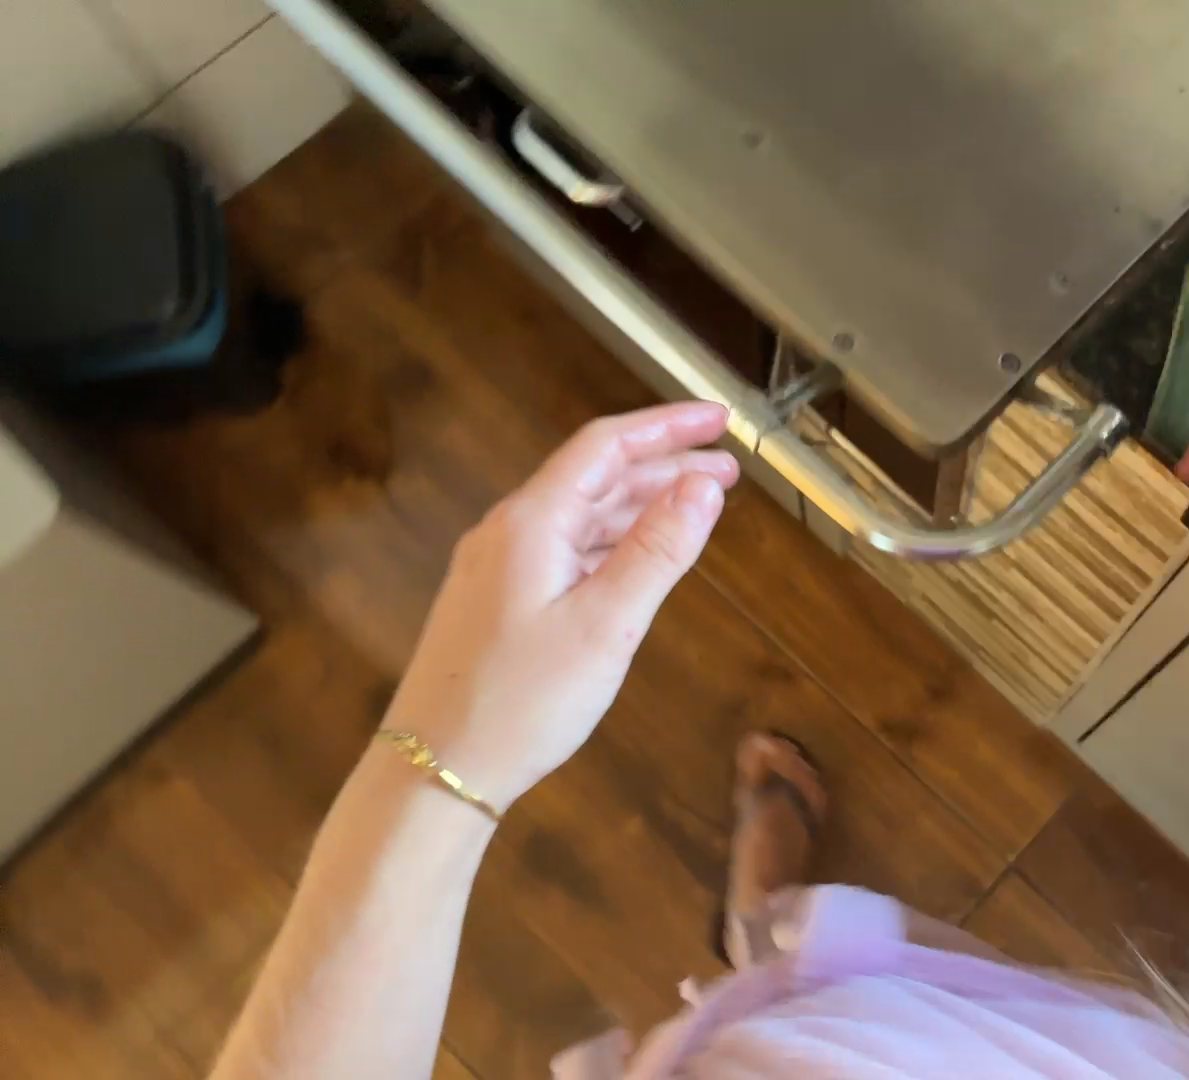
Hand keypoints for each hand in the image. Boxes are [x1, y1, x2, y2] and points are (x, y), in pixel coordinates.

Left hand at [381, 402, 740, 807]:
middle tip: (729, 467)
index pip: (606, 446)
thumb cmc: (525, 699)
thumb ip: (660, 549)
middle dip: (665, 464)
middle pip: (597, 475)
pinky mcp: (505, 597)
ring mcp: (504, 564)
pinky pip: (573, 546)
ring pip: (586, 512)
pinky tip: (646, 550)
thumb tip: (706, 485)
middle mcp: (513, 530)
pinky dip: (620, 537)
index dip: (667, 426)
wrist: (435, 774)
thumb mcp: (608, 623)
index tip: (719, 421)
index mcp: (533, 522)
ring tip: (702, 503)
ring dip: (645, 501)